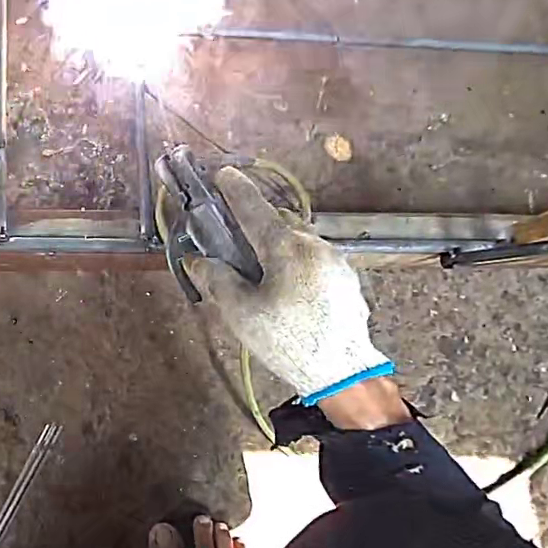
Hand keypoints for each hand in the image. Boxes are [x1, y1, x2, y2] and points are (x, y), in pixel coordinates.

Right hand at [184, 166, 391, 403]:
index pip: (254, 209)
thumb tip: (200, 260)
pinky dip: (296, 264)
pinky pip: (314, 260)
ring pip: (300, 241)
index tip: (224, 174)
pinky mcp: (346, 280)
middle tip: (236, 244)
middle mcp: (315, 246)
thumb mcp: (240, 312)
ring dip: (278, 246)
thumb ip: (218, 279)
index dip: (235, 190)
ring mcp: (336, 262)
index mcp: (287, 247)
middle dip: (257, 225)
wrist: (342, 374)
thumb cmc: (286, 340)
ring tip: (261, 275)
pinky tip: (288, 292)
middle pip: (280, 223)